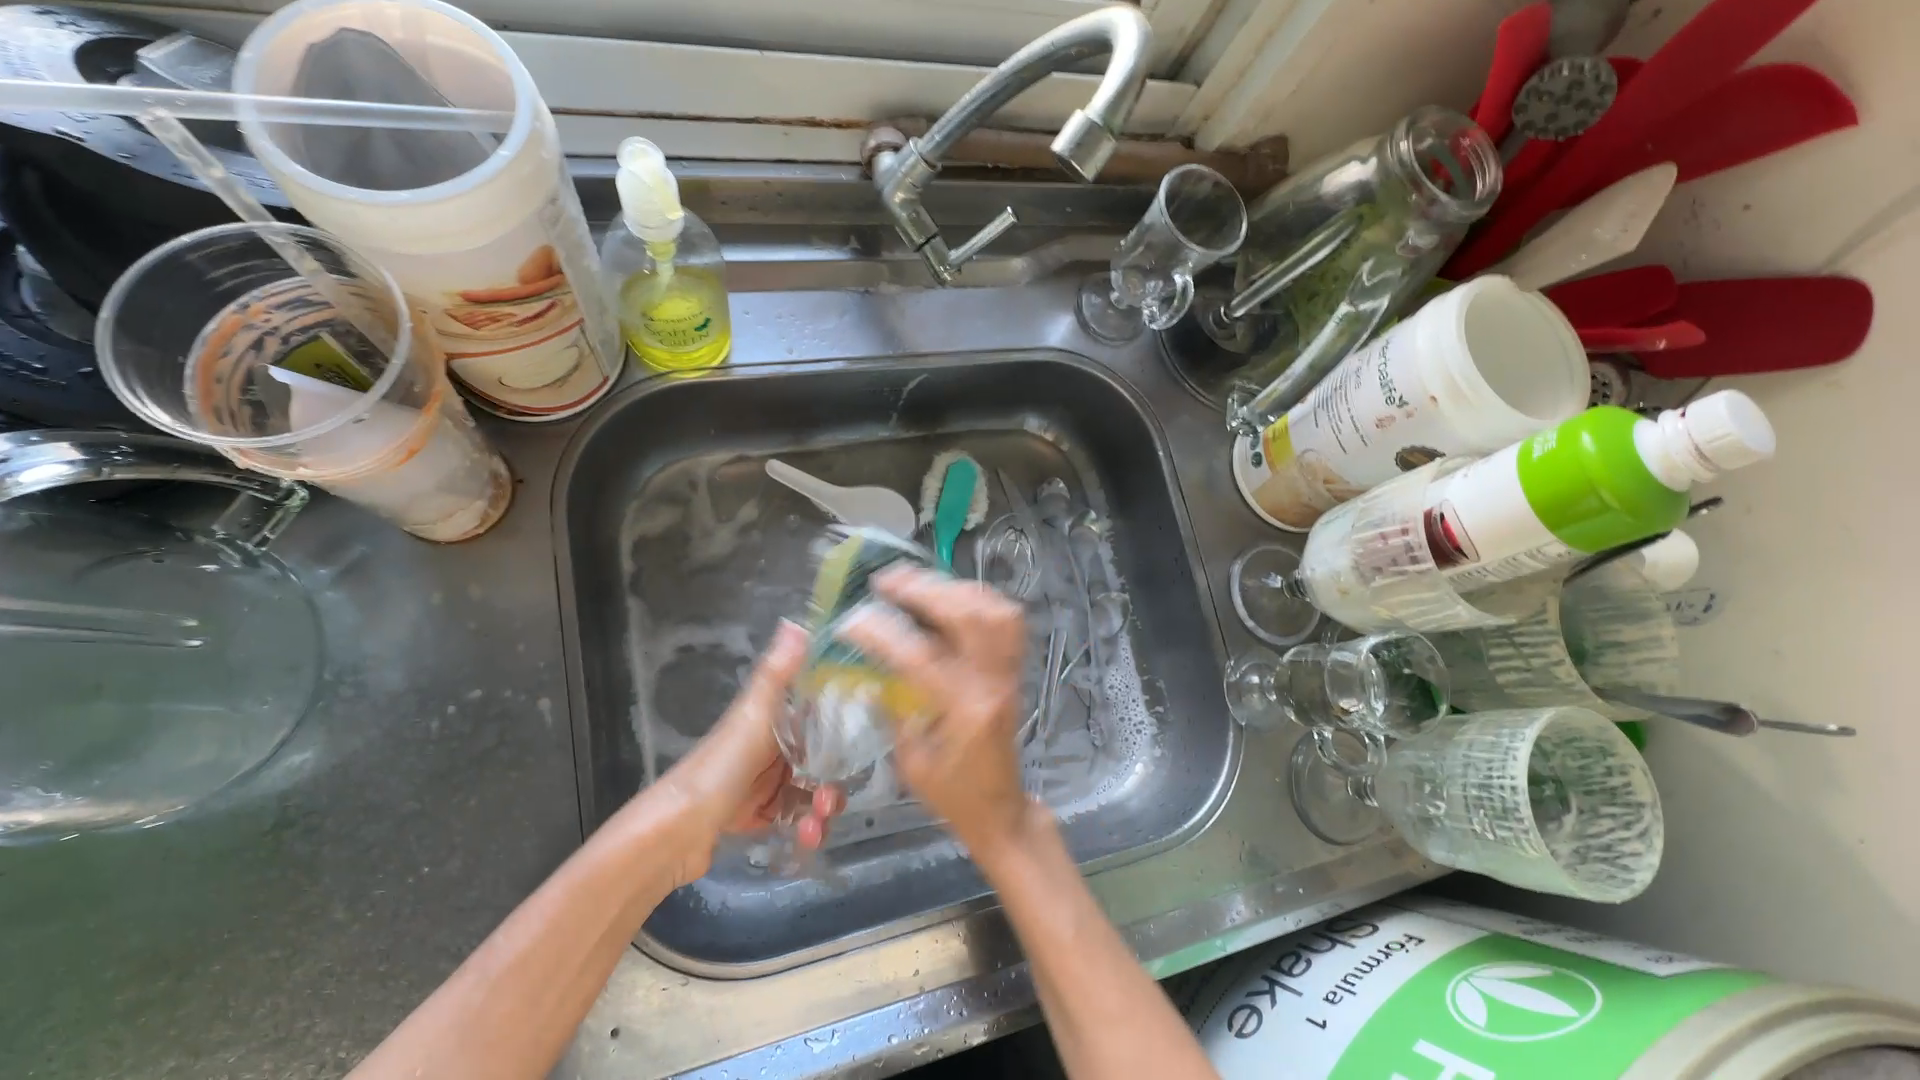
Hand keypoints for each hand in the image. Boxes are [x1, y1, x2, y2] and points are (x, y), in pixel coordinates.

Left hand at [654, 620, 842, 886]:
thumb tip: (797, 621)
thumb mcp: (753, 715)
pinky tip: (805, 840)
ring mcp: (765, 786)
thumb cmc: (720, 767)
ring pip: (812, 795)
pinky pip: (796, 822)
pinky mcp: (759, 818)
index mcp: (770, 721)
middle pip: (821, 764)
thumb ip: (777, 674)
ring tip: (814, 828)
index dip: (843, 734)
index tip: (859, 752)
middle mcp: (770, 749)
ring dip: (822, 812)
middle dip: (834, 785)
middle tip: (830, 802)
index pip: (819, 720)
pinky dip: (806, 830)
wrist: (677, 830)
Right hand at [834, 567, 1034, 863]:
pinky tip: (948, 598)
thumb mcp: (910, 760)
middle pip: (969, 616)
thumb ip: (893, 709)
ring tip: (916, 583)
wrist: (1001, 810)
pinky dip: (977, 599)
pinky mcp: (1015, 670)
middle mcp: (993, 684)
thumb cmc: (952, 795)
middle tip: (886, 581)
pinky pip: (1006, 620)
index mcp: (964, 712)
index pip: (921, 656)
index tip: (850, 619)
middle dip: (925, 590)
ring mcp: (1010, 674)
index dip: (882, 633)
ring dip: (953, 588)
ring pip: (994, 610)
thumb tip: (869, 667)